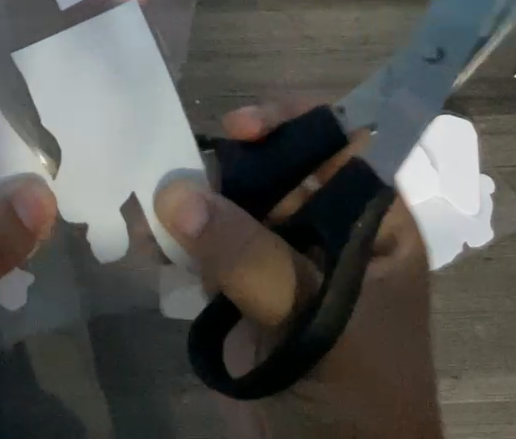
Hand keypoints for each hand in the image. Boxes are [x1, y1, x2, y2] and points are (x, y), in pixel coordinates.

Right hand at [155, 102, 443, 438]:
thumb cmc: (356, 394)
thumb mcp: (316, 322)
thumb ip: (252, 257)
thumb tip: (174, 192)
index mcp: (370, 226)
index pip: (340, 142)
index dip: (294, 121)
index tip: (238, 129)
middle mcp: (323, 230)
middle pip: (270, 164)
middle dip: (222, 162)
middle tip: (173, 168)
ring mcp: (276, 259)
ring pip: (226, 201)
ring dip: (185, 198)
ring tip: (146, 203)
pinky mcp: (236, 288)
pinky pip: (197, 242)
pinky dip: (169, 236)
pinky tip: (144, 240)